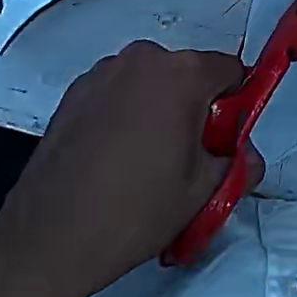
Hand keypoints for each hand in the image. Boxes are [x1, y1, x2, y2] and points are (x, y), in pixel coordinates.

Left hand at [0, 40, 254, 296]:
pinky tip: (115, 158)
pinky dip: (125, 112)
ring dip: (159, 109)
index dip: (235, 104)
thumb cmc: (132, 211)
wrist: (49, 237)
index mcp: (182, 75)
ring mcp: (104, 72)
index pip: (230, 70)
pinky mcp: (76, 90)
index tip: (225, 137)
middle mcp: (143, 59)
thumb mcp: (204, 192)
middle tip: (188, 157)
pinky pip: (118, 91)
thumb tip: (247, 155)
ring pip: (151, 82)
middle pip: (189, 74)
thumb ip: (239, 163)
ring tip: (146, 162)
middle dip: (196, 108)